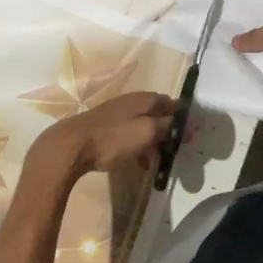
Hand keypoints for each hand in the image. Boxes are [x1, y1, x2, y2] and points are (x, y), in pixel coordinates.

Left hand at [30, 91, 176, 176]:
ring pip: (143, 126)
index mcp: (145, 99)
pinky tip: (138, 163)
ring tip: (158, 163)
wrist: (71, 146)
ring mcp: (117, 114)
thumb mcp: (146, 132)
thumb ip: (169, 126)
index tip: (191, 137)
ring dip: (153, 143)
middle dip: (169, 133)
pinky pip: (130, 135)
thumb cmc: (113, 138)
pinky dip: (138, 147)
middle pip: (158, 115)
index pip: (172, 103)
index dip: (183, 119)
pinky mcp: (105, 128)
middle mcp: (132, 102)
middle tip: (175, 153)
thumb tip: (190, 122)